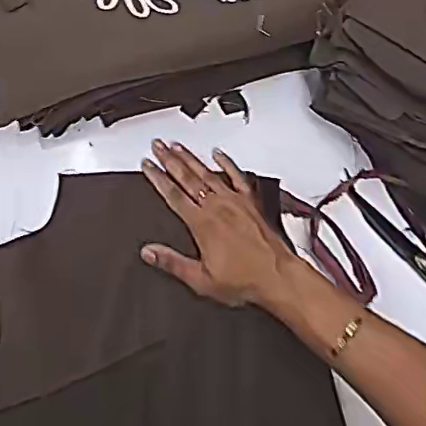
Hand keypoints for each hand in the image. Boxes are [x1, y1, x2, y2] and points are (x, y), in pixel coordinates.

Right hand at [138, 140, 305, 307]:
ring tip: (177, 146)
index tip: (147, 165)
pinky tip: (218, 154)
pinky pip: (236, 176)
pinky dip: (226, 163)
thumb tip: (149, 252)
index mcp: (202, 224)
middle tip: (157, 145)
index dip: (157, 178)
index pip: (173, 194)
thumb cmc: (244, 280)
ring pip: (207, 173)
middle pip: (187, 177)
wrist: (277, 277)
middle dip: (169, 160)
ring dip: (191, 158)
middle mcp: (217, 207)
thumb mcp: (201, 279)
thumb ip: (172, 263)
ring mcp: (235, 202)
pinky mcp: (250, 202)